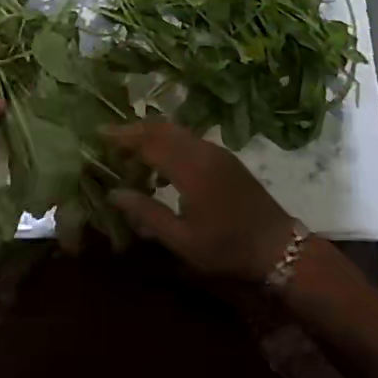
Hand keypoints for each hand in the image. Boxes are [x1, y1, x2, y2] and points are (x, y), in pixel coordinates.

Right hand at [103, 121, 295, 280]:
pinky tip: (160, 165)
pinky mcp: (226, 159)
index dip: (122, 138)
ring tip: (129, 151)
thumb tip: (114, 193)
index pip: (149, 143)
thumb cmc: (227, 248)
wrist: (278, 246)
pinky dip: (169, 142)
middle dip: (134, 130)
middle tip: (109, 139)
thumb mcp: (182, 240)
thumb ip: (147, 214)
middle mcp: (204, 153)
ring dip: (152, 135)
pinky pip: (190, 140)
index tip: (98, 135)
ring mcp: (218, 153)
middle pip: (163, 129)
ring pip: (178, 131)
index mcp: (192, 170)